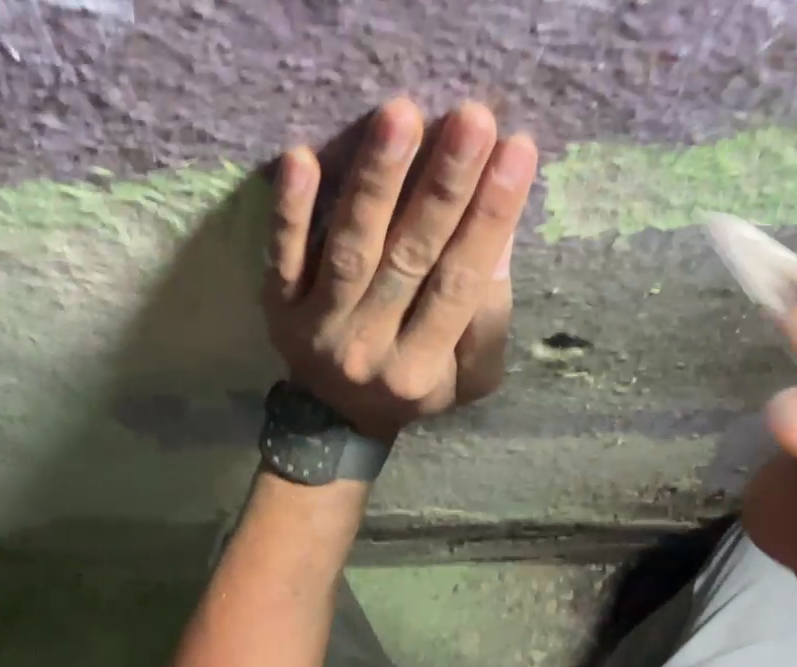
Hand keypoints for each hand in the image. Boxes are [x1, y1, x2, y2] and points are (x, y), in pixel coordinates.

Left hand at [263, 98, 537, 439]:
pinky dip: (291, 210)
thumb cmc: (414, 387)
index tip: (518, 151)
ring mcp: (318, 326)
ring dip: (375, 181)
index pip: (461, 284)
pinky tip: (301, 158)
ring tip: (401, 116)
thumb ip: (487, 321)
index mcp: (422, 368)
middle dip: (443, 186)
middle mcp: (369, 348)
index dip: (490, 219)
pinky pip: (281, 256)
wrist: (334, 422)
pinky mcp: (278, 306)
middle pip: (410, 257)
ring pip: (351, 248)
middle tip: (472, 117)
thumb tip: (497, 240)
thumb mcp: (468, 378)